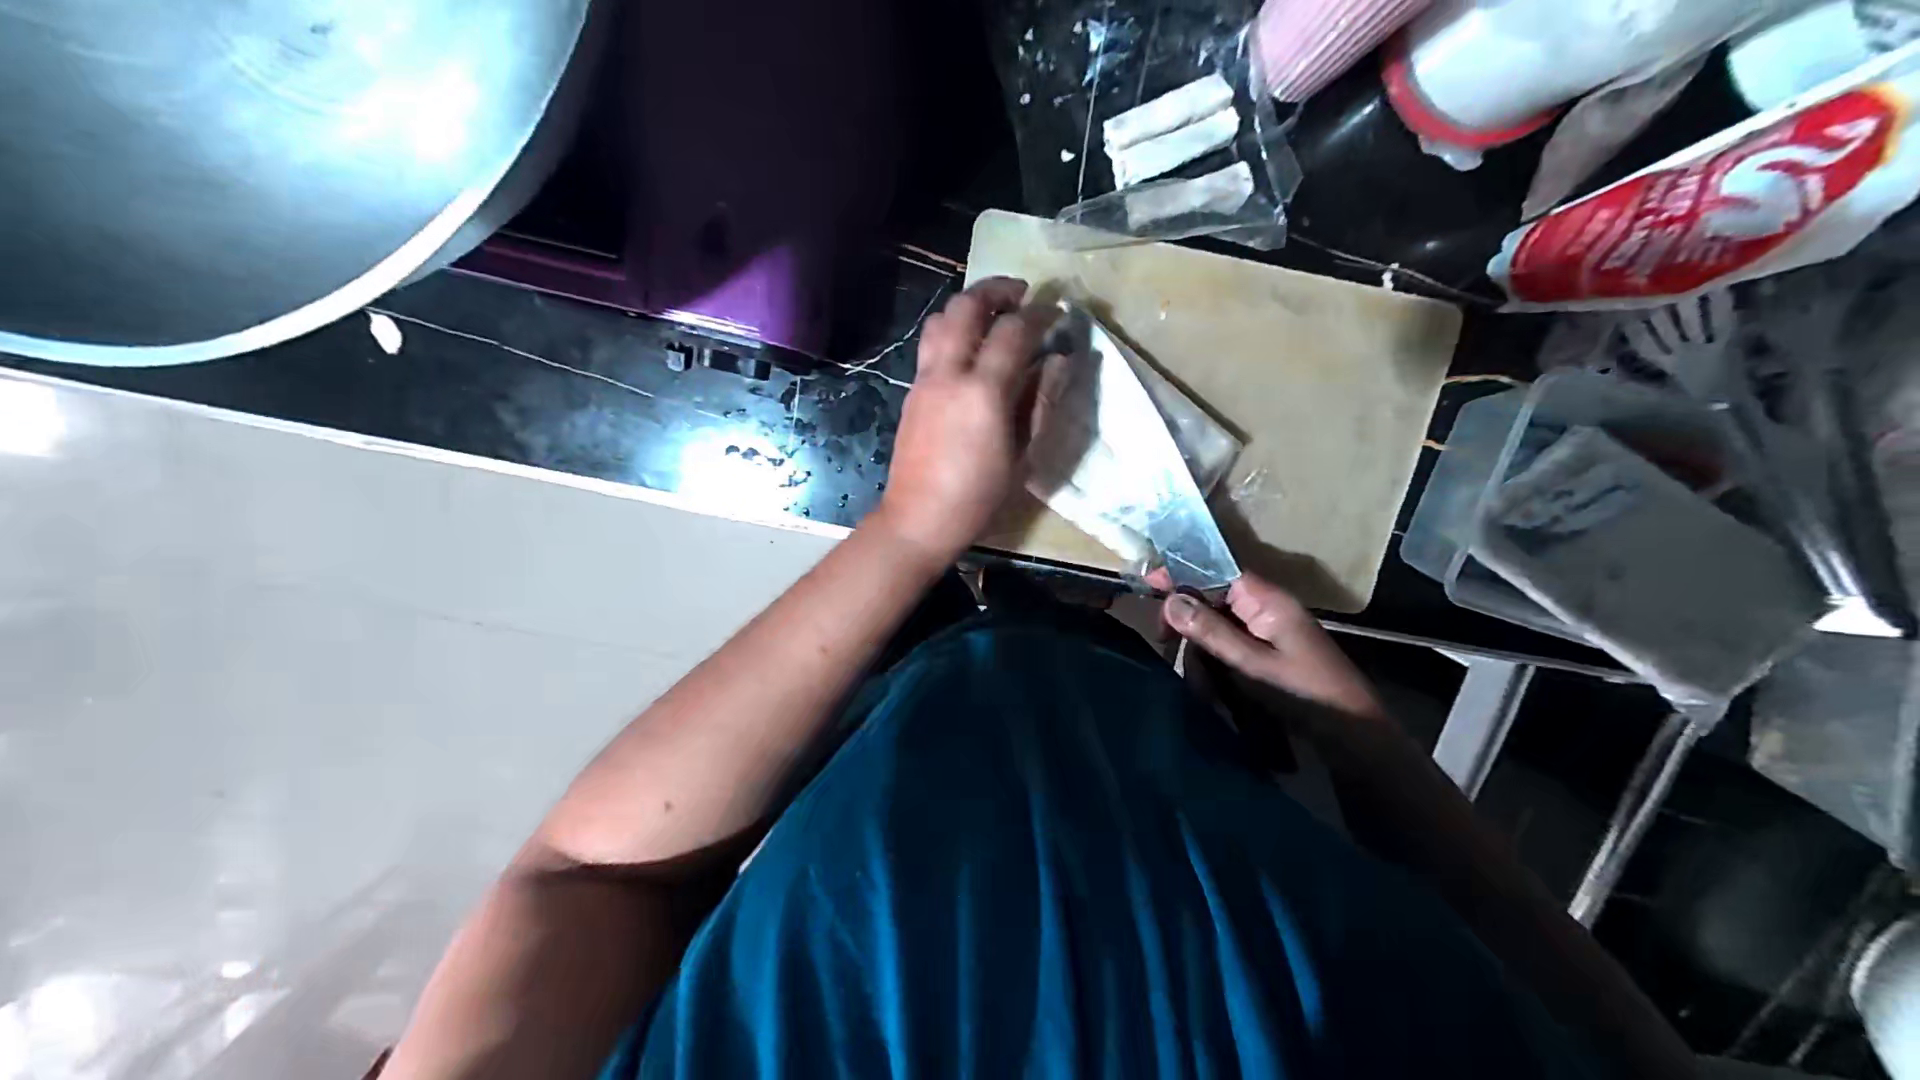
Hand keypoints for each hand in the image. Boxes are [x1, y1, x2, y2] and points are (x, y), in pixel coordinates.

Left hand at [873, 277, 1066, 563]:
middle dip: (995, 290)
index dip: (1039, 314)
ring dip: (967, 305)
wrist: (918, 518)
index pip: (1013, 331)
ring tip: (991, 314)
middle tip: (1020, 294)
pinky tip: (969, 348)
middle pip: (966, 307)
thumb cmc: (977, 496)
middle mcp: (949, 374)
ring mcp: (924, 380)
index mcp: (982, 392)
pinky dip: (952, 330)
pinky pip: (930, 344)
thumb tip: (1056, 362)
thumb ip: (1038, 402)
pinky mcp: (912, 392)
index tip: (1056, 311)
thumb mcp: (1021, 455)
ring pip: (939, 319)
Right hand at [1162, 573, 1386, 725]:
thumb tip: (1170, 599)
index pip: (1217, 571)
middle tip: (1163, 641)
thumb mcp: (1251, 663)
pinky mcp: (1267, 652)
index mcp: (1267, 600)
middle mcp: (1265, 608)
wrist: (1352, 735)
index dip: (1183, 574)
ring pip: (1216, 624)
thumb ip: (1210, 631)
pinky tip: (1206, 683)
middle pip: (1212, 597)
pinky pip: (1229, 644)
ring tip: (1190, 674)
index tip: (1149, 584)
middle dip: (1186, 618)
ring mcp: (1267, 630)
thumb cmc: (1303, 693)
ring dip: (1198, 646)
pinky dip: (1213, 659)